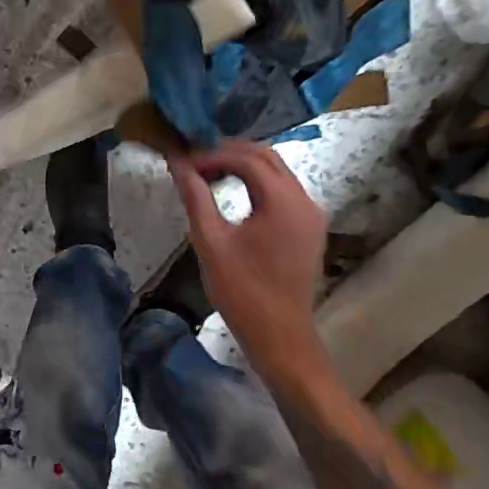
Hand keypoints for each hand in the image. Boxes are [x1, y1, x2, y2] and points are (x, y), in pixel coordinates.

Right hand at [169, 141, 328, 365]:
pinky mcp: (309, 227)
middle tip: (195, 161)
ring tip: (208, 173)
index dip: (212, 155)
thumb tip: (177, 164)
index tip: (184, 163)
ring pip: (277, 171)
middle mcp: (304, 200)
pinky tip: (233, 190)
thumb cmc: (242, 291)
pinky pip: (283, 189)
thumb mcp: (211, 241)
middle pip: (266, 157)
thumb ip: (195, 197)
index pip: (246, 159)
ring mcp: (311, 214)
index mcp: (284, 202)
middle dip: (229, 153)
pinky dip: (257, 182)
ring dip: (243, 165)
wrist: (280, 336)